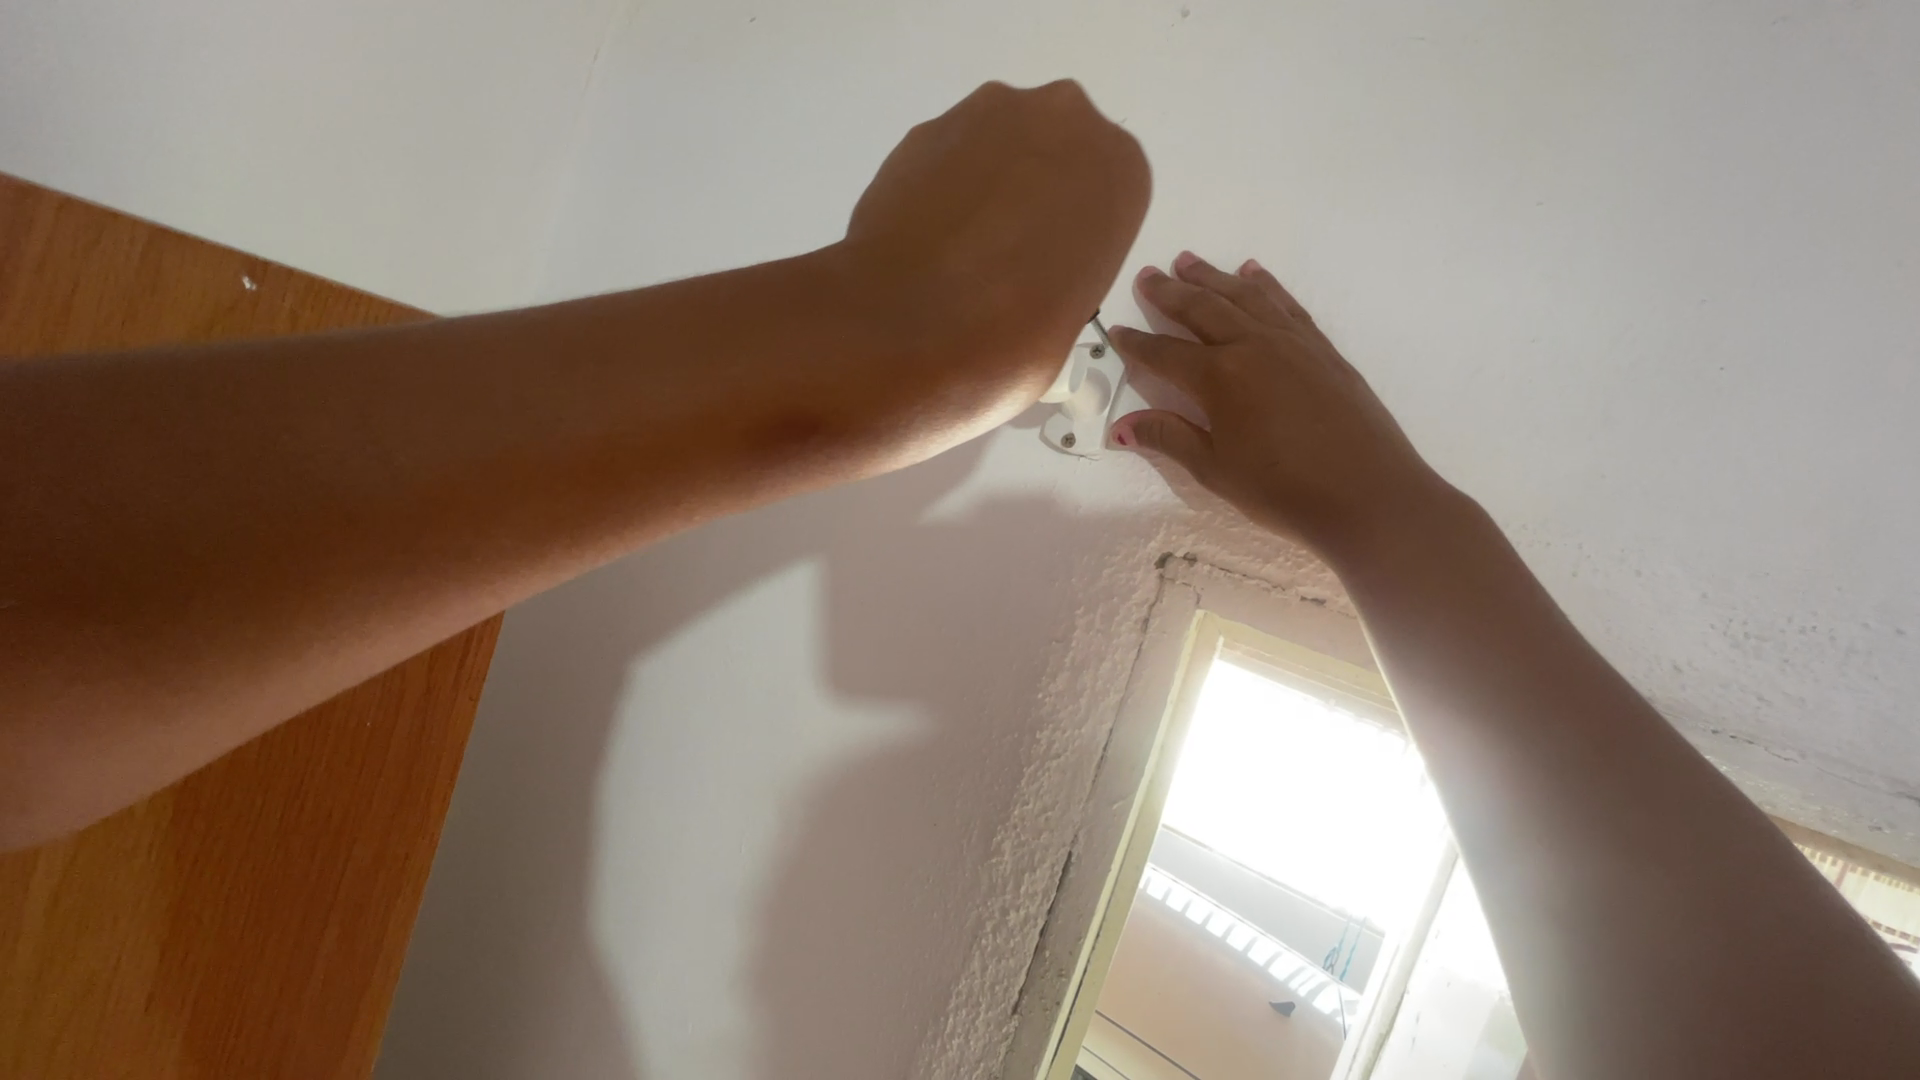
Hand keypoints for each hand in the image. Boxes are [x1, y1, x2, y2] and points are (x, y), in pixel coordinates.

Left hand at [841, 81, 1149, 420]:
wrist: (910, 330)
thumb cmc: (1011, 341)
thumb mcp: (1069, 321)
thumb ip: (1064, 276)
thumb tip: (1030, 282)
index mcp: (1119, 172)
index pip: (1105, 197)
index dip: (1072, 238)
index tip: (1048, 272)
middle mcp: (1064, 120)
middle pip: (1053, 158)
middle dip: (1031, 199)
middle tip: (1002, 260)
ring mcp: (988, 115)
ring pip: (996, 151)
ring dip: (984, 191)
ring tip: (956, 255)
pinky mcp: (925, 131)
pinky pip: (944, 161)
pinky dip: (938, 194)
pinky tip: (924, 244)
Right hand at [1110, 252, 1456, 563]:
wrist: (1368, 494)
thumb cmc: (1281, 490)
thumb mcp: (1214, 469)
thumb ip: (1168, 437)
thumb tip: (1120, 427)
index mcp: (1218, 377)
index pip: (1165, 354)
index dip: (1137, 345)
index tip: (1116, 332)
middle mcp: (1252, 346)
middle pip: (1202, 310)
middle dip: (1170, 293)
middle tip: (1148, 275)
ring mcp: (1291, 342)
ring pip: (1244, 297)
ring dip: (1213, 277)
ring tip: (1189, 261)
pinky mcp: (1321, 348)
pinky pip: (1285, 304)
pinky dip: (1265, 285)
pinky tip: (1253, 273)